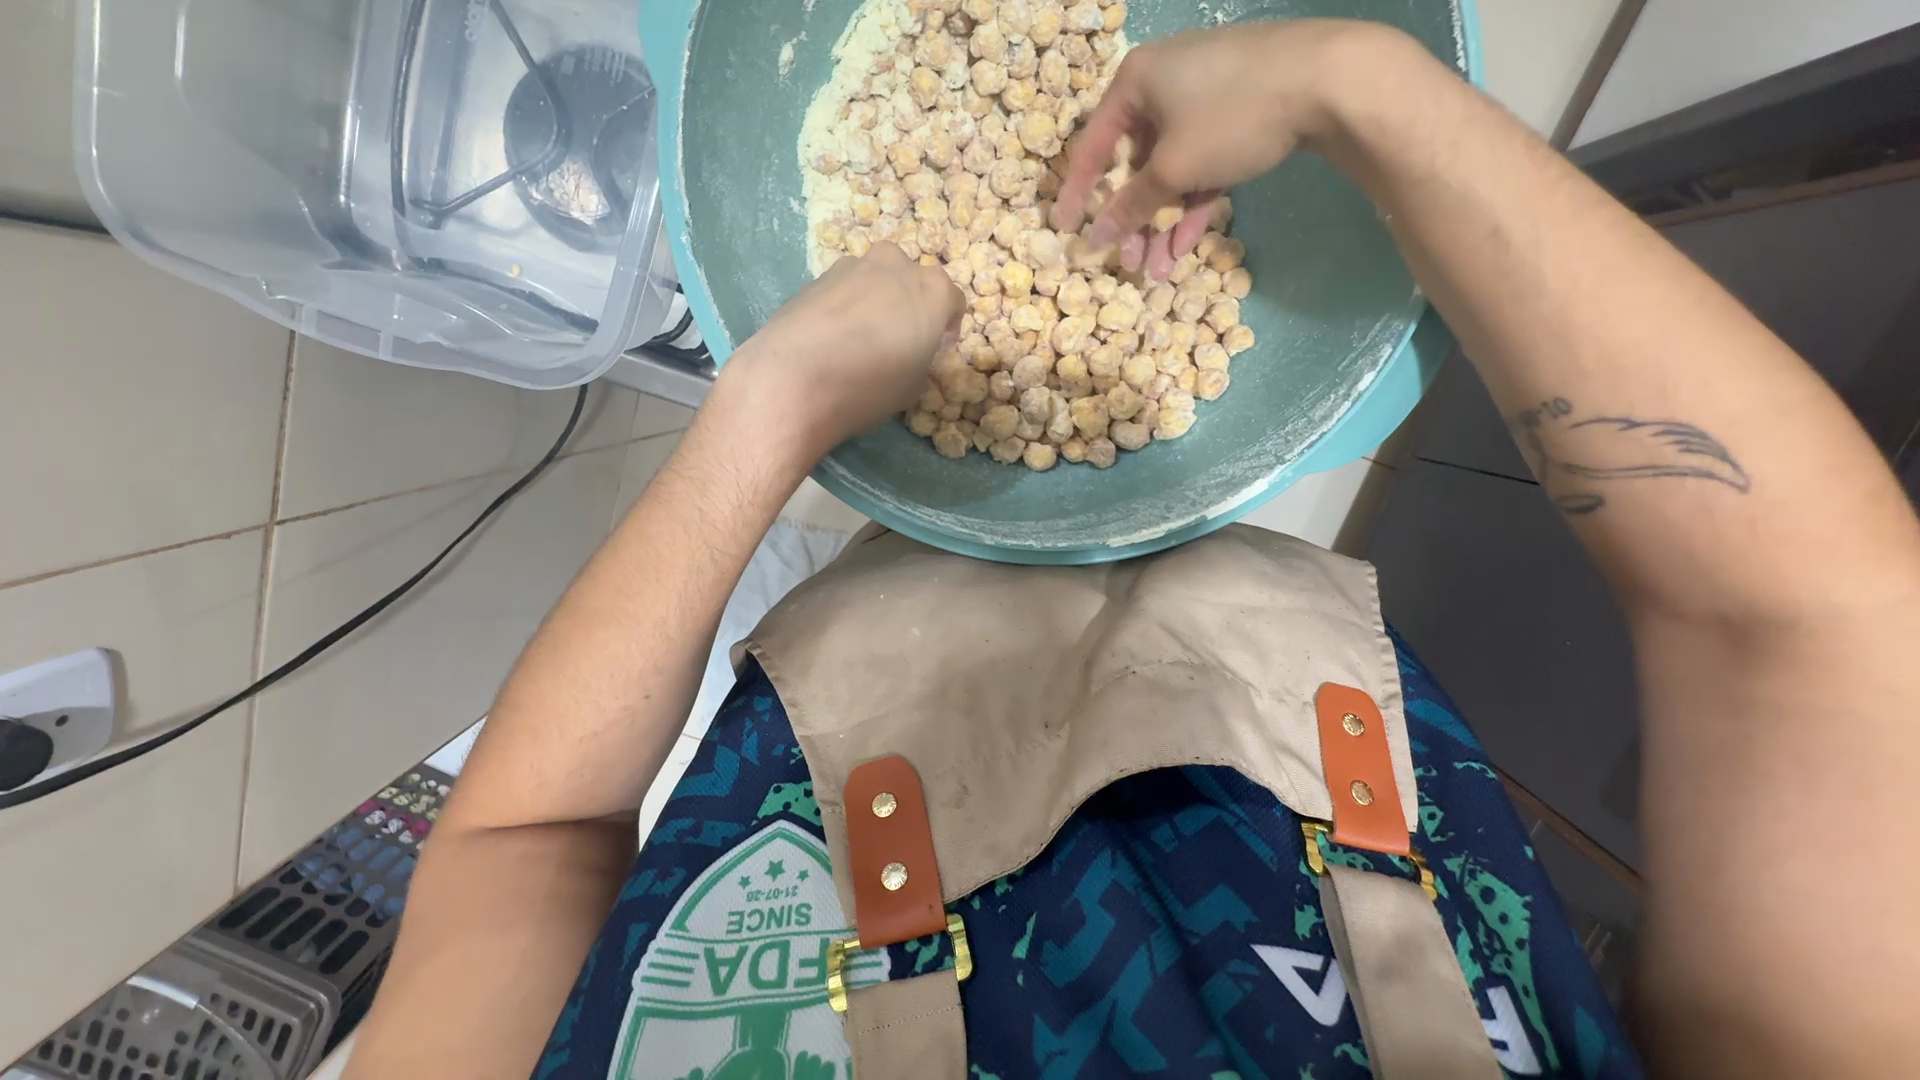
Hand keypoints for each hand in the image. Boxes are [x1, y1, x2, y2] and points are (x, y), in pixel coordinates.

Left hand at [718, 242, 963, 462]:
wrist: (793, 378)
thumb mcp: (913, 387)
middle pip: (911, 281)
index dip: (946, 329)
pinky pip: (842, 291)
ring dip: (874, 303)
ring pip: (874, 281)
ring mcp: (852, 266)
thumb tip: (907, 351)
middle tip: (897, 342)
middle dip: (909, 306)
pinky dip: (843, 309)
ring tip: (858, 342)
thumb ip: (920, 359)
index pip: (953, 302)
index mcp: (932, 289)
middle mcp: (895, 265)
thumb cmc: (869, 385)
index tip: (933, 351)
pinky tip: (829, 341)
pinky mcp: (815, 277)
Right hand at [1051, 19, 1388, 278]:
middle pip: (1134, 164)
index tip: (1067, 231)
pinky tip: (1187, 245)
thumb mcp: (1173, 168)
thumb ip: (1130, 204)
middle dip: (1132, 221)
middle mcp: (1162, 84)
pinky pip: (1200, 163)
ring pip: (1170, 170)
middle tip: (1127, 264)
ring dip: (1162, 222)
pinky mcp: (1235, 112)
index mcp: (1135, 82)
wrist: (1328, 79)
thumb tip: (1097, 235)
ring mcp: (1202, 97)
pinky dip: (1192, 202)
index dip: (1078, 194)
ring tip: (1159, 271)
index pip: (1092, 146)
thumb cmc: (1231, 116)